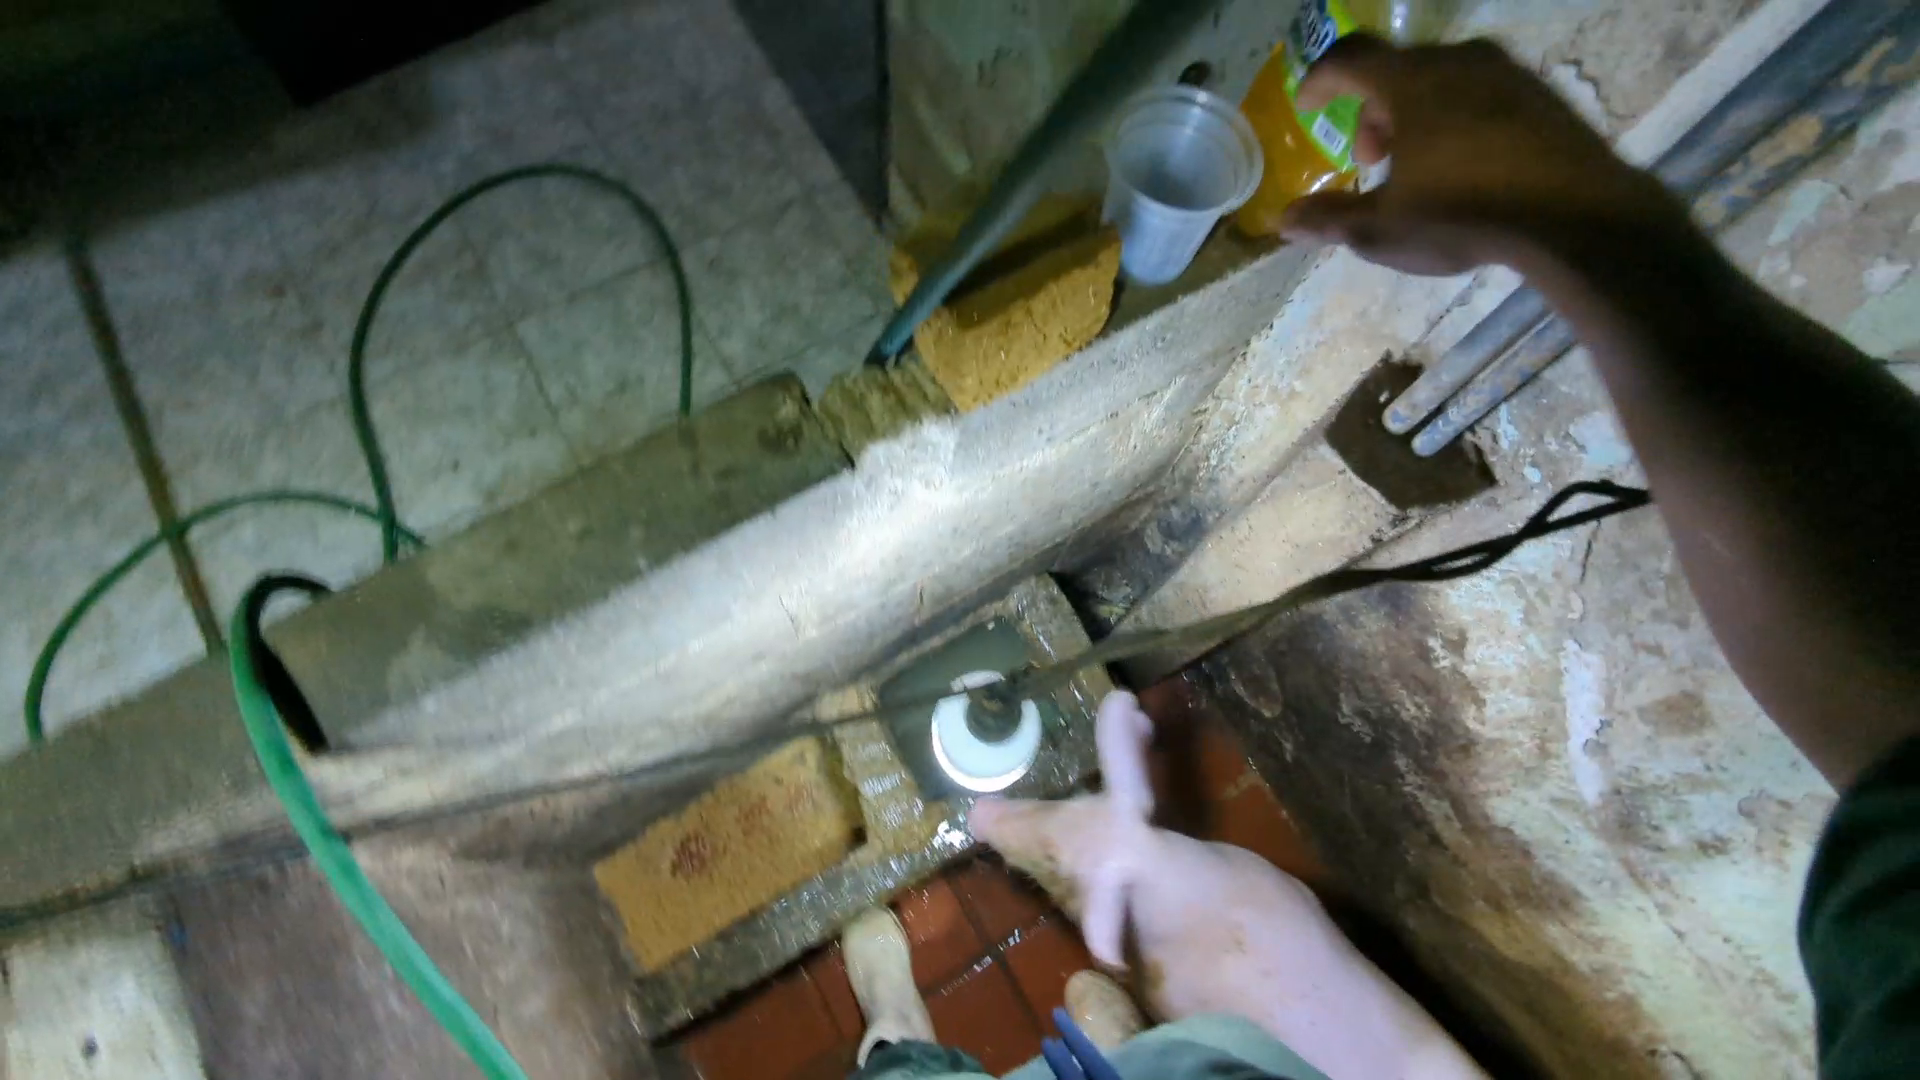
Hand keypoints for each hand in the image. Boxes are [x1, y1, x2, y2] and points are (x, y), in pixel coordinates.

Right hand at [1274, 34, 1682, 276]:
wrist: (1572, 215)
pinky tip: (1455, 167)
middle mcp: (1459, 62)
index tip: (1307, 107)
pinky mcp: (1538, 94)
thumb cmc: (1461, 216)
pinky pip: (1475, 93)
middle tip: (1368, 160)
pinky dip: (1449, 118)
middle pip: (1395, 69)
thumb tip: (1284, 221)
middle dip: (1369, 113)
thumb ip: (1329, 218)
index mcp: (1412, 85)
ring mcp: (1506, 73)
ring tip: (1410, 168)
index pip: (1350, 59)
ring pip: (1438, 79)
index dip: (1320, 80)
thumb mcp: (1380, 229)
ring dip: (1409, 116)